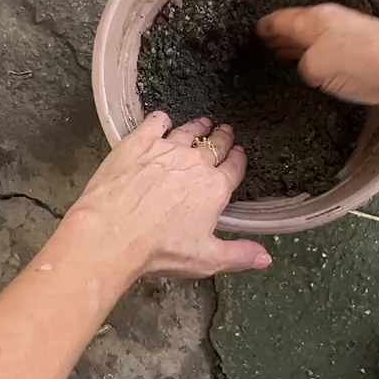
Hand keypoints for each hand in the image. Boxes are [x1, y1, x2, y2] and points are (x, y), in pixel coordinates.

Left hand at [63, 113, 270, 279]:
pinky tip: (162, 119)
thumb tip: (265, 257)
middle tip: (225, 132)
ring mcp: (166, 149)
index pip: (234, 168)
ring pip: (187, 131)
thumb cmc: (159, 248)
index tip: (240, 154)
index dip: (239, 160)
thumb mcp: (206, 259)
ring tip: (202, 122)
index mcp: (214, 189)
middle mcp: (194, 163)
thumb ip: (239, 255)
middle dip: (223, 138)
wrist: (114, 232)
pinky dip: (161, 120)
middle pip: (215, 145)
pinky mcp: (138, 143)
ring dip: (197, 127)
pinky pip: (155, 124)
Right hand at [257, 3, 378, 113]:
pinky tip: (322, 64)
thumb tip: (310, 64)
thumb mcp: (315, 67)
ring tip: (289, 52)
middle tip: (268, 42)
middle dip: (283, 34)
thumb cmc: (358, 64)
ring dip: (302, 43)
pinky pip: (335, 48)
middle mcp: (333, 20)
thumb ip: (303, 64)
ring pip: (318, 36)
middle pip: (301, 25)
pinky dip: (322, 53)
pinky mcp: (369, 49)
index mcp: (315, 18)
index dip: (267, 26)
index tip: (255, 30)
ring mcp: (353, 32)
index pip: (282, 19)